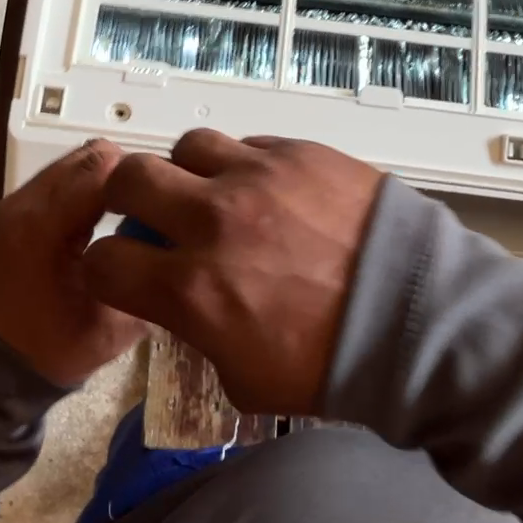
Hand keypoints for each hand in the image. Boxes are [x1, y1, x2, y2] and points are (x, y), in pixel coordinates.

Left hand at [0, 140, 145, 386]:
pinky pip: (53, 181)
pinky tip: (96, 219)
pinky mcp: (5, 212)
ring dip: (102, 179)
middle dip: (125, 174)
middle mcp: (19, 206)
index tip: (166, 202)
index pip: (101, 170)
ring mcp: (8, 206)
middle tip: (150, 205)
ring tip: (125, 211)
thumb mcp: (113, 327)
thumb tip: (174, 236)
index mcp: (41, 230)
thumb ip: (145, 275)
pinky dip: (80, 190)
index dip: (142, 180)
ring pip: (69, 163)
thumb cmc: (48, 352)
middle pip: (85, 157)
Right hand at [84, 130, 384, 415]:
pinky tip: (269, 189)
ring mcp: (256, 177)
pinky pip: (250, 144)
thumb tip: (189, 306)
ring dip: (189, 170)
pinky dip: (245, 165)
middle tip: (148, 211)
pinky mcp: (299, 152)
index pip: (104, 261)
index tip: (122, 270)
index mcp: (192, 288)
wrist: (418, 317)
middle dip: (126, 197)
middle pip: (129, 178)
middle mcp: (212, 220)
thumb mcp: (247, 378)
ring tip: (213, 191)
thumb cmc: (336, 363)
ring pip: (189, 146)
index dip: (106, 268)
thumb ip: (201, 335)